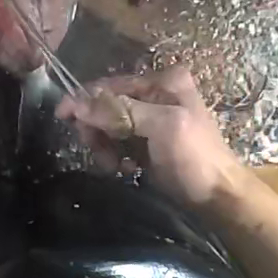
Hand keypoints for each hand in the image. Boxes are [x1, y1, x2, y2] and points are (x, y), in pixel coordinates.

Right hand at [58, 66, 246, 208]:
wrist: (217, 196)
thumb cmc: (195, 157)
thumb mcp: (162, 126)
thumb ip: (121, 111)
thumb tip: (78, 104)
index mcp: (163, 81)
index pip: (112, 85)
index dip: (85, 99)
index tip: (61, 115)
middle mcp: (156, 95)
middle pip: (107, 106)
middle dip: (97, 129)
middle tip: (97, 151)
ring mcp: (151, 120)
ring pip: (108, 127)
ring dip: (105, 147)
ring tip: (115, 166)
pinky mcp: (147, 144)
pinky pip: (117, 144)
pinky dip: (115, 157)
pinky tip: (125, 169)